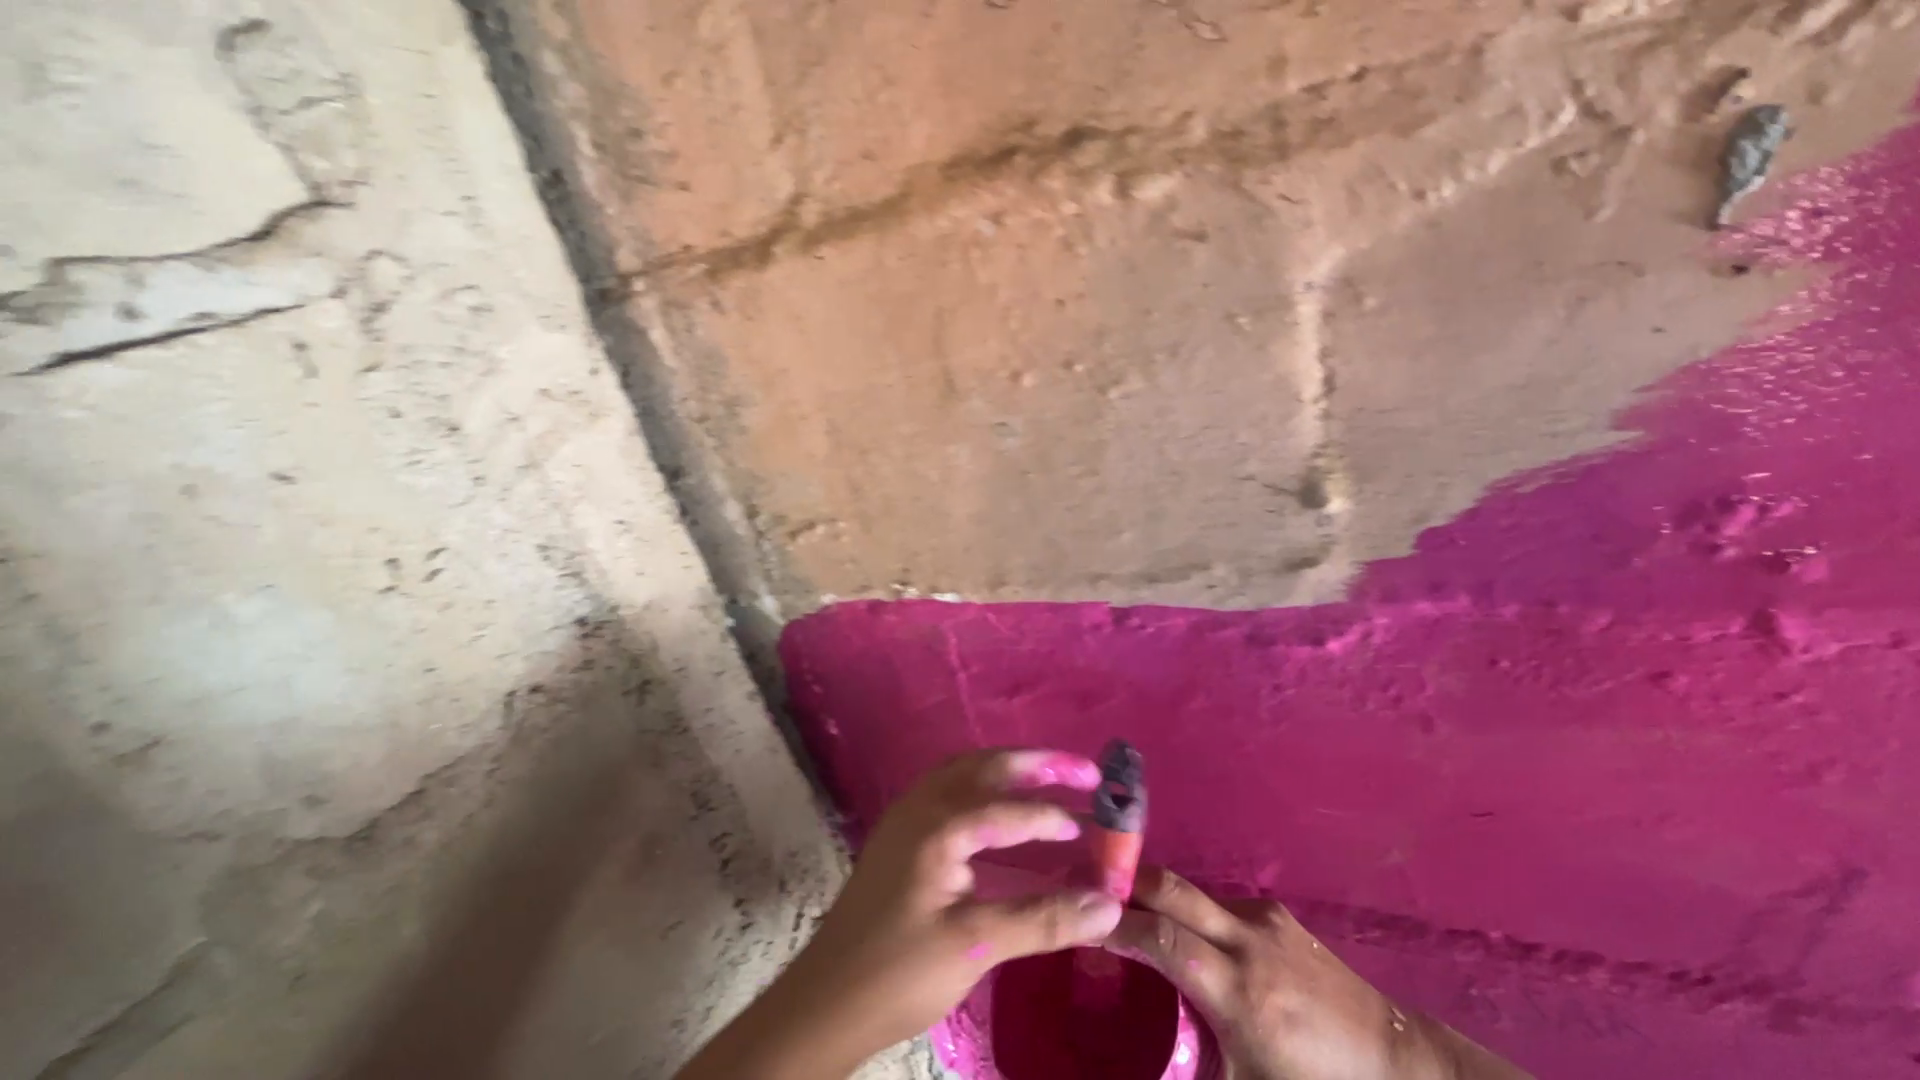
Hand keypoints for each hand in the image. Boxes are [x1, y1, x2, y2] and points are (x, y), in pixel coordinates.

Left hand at [676, 748, 1125, 1079]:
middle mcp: (919, 810)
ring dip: (1009, 775)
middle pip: (983, 768)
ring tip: (1052, 782)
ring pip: (964, 779)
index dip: (1053, 816)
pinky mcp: (900, 846)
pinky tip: (1006, 824)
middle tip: (1085, 773)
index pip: (1008, 808)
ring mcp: (905, 824)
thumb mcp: (976, 945)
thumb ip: (1044, 919)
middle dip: (1036, 765)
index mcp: (936, 825)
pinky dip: (986, 798)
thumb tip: (1110, 906)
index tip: (1094, 827)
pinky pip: (952, 801)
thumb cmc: (898, 970)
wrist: (824, 1003)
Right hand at [1107, 866, 1528, 1079]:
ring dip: (1153, 894)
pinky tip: (1181, 932)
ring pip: (1192, 891)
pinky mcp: (1278, 914)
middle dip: (1123, 880)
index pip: (1161, 938)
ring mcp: (1266, 919)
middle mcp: (1247, 941)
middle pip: (1171, 888)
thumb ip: (1190, 1068)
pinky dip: (1189, 911)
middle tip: (1081, 882)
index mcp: (1237, 991)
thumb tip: (1132, 1064)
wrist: (1395, 1058)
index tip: (1071, 917)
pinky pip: (1219, 903)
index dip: (1113, 925)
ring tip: (1119, 907)